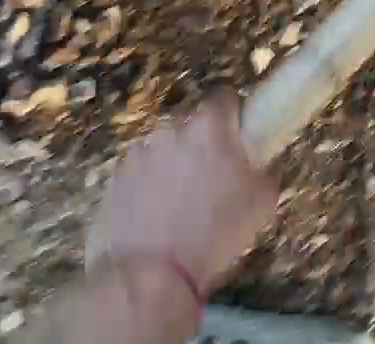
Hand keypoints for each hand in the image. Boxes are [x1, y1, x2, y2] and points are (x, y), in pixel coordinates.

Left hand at [86, 95, 277, 290]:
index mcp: (209, 126)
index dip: (232, 117)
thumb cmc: (215, 231)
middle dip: (199, 144)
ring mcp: (137, 154)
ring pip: (161, 149)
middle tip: (209, 177)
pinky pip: (137, 174)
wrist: (152, 275)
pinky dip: (144, 187)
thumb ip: (260, 172)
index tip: (236, 139)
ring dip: (170, 165)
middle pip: (190, 125)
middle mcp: (171, 129)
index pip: (224, 98)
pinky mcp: (113, 180)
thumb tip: (252, 169)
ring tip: (177, 203)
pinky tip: (153, 217)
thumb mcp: (262, 201)